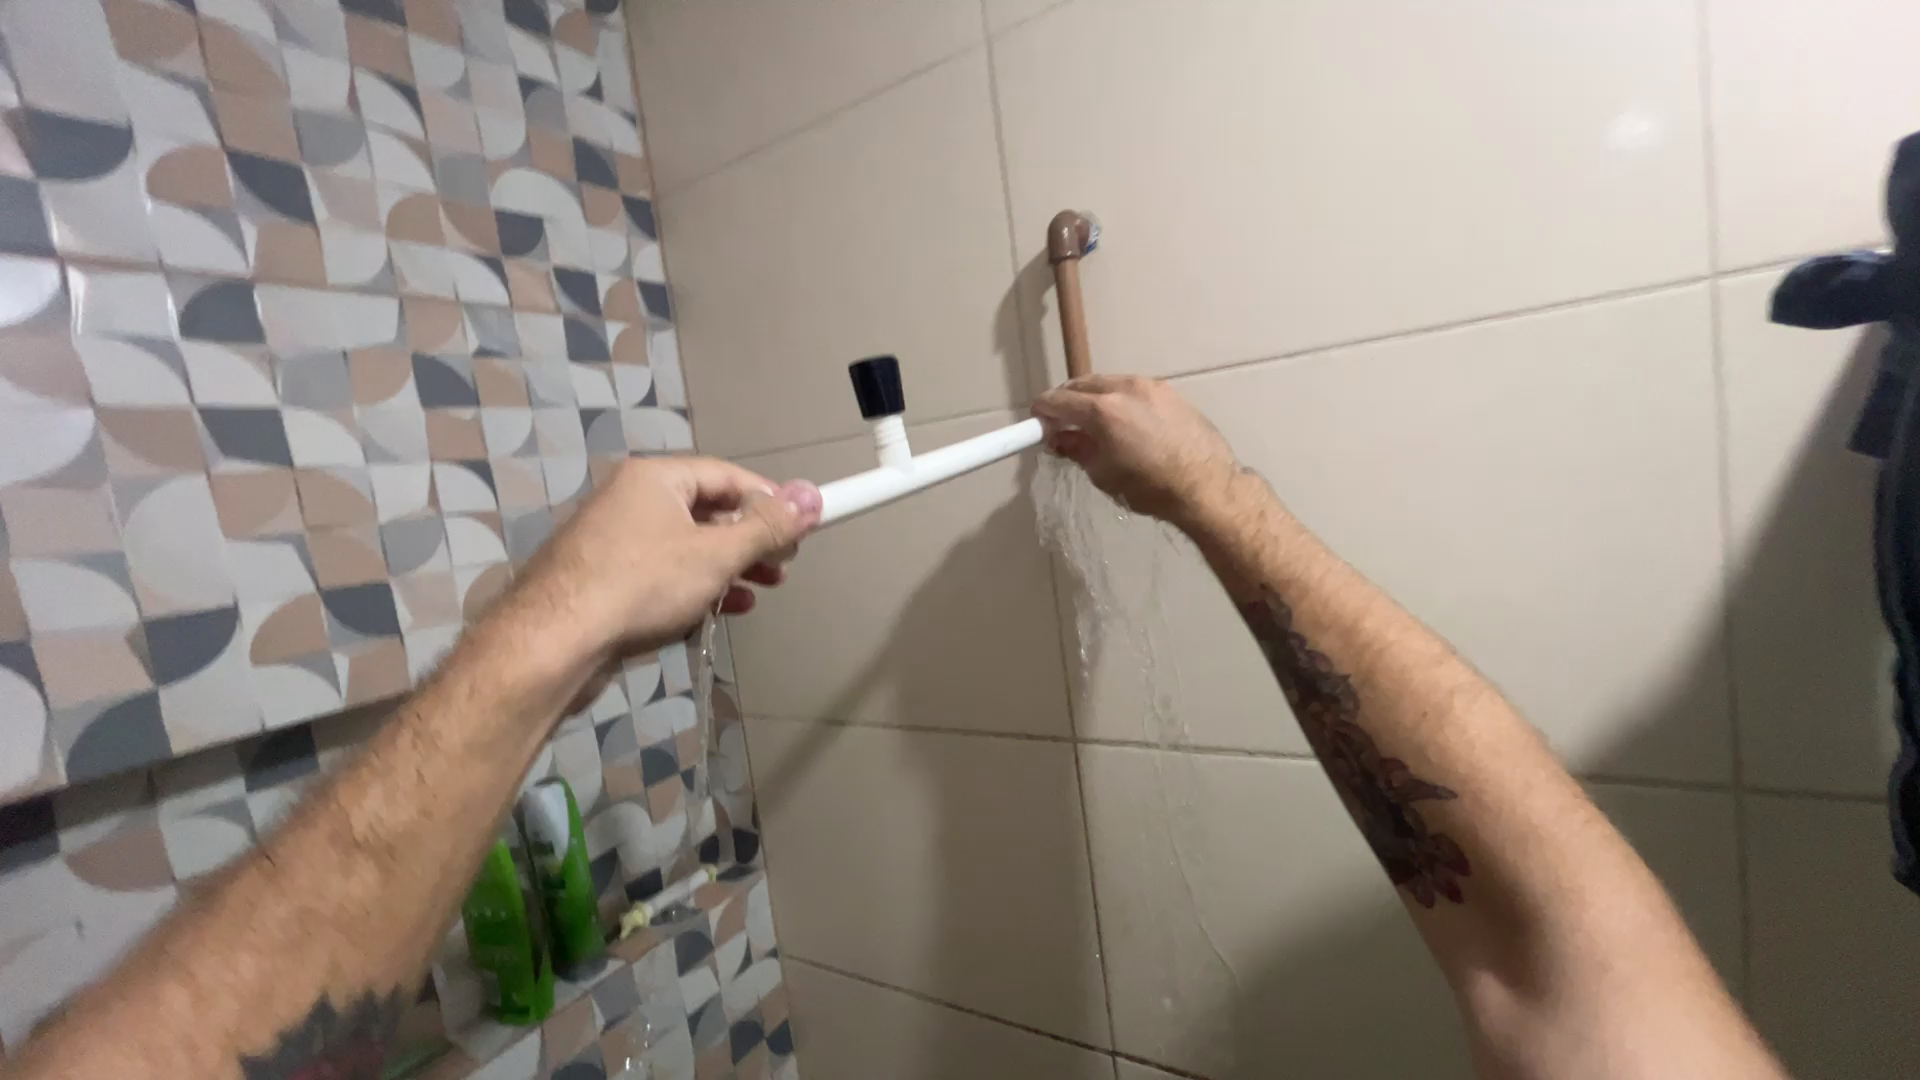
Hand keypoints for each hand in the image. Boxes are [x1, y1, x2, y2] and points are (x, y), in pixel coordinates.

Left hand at [513, 458, 822, 661]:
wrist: (553, 644)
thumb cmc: (641, 585)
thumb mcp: (716, 554)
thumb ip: (767, 528)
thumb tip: (811, 498)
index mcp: (655, 479)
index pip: (728, 476)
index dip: (769, 498)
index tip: (800, 524)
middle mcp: (633, 501)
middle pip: (709, 511)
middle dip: (753, 538)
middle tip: (785, 561)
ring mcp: (617, 542)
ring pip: (690, 546)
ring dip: (732, 566)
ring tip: (765, 587)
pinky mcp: (609, 580)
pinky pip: (667, 573)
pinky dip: (701, 586)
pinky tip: (728, 607)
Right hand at [1032, 375, 1240, 525]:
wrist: (1206, 486)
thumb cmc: (1150, 488)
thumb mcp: (1103, 474)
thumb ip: (1077, 450)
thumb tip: (1060, 440)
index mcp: (1102, 410)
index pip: (1057, 400)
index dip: (1042, 412)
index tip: (1037, 423)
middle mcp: (1124, 388)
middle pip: (1080, 385)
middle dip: (1066, 401)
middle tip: (1061, 424)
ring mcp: (1149, 386)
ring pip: (1107, 383)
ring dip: (1091, 398)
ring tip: (1091, 423)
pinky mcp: (1168, 392)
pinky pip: (1131, 388)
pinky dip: (1117, 399)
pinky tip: (1121, 421)